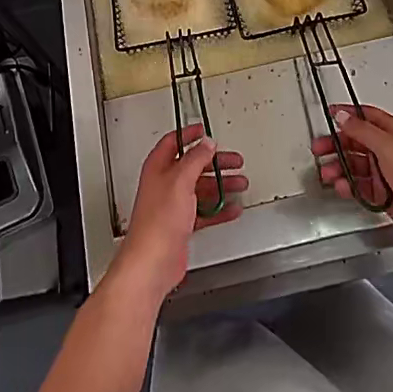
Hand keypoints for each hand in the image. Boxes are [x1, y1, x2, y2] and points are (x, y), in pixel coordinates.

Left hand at [107, 124, 245, 302]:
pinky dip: (219, 209)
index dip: (188, 134)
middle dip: (214, 162)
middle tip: (232, 160)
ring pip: (201, 188)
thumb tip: (206, 144)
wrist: (153, 262)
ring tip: (239, 182)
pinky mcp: (181, 224)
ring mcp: (172, 205)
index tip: (203, 129)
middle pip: (192, 165)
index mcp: (158, 167)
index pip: (173, 142)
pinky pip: (204, 211)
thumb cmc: (157, 223)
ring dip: (221, 185)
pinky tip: (232, 208)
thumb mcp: (180, 181)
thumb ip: (195, 159)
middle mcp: (164, 184)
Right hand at [313, 105, 392, 256]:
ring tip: (328, 172)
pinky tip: (343, 187)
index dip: (347, 114)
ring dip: (340, 168)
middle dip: (337, 144)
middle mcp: (392, 151)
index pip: (366, 116)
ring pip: (358, 166)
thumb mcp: (388, 146)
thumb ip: (362, 130)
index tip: (330, 114)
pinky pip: (362, 187)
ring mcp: (390, 174)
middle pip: (358, 142)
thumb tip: (344, 116)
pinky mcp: (387, 195)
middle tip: (320, 148)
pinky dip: (350, 187)